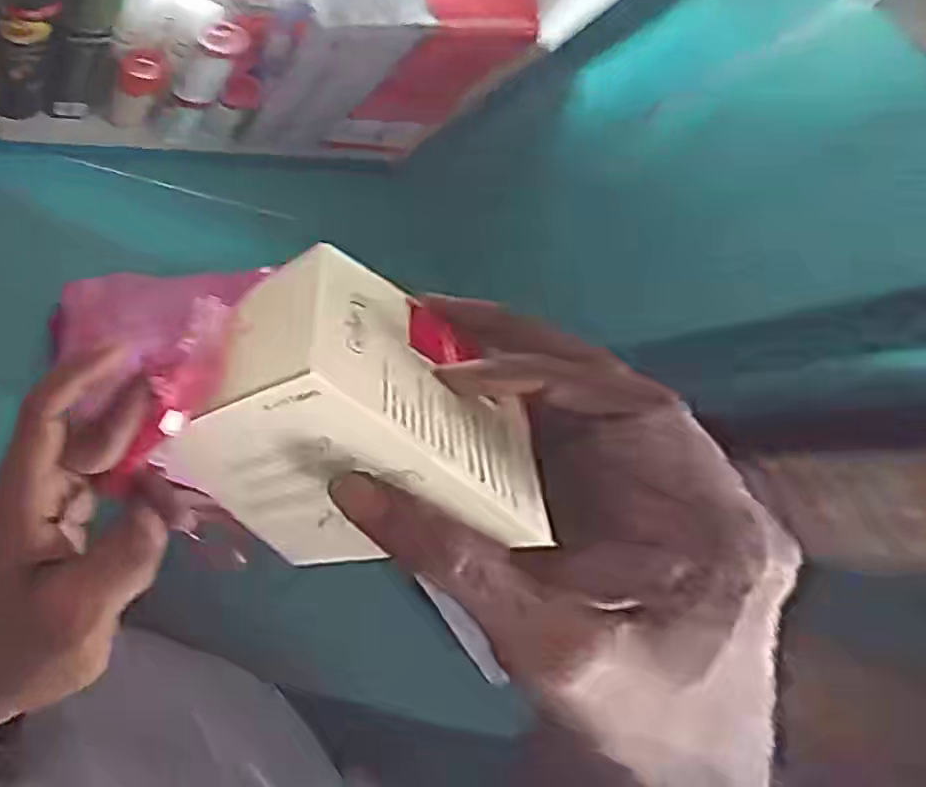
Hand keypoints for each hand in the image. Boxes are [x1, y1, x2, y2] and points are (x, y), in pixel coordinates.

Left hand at [0, 347, 172, 727]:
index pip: (46, 412)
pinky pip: (106, 483)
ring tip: (183, 438)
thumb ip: (121, 561)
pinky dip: (138, 482)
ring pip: (97, 452)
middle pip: (80, 425)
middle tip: (175, 385)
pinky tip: (171, 494)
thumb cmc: (20, 644)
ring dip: (137, 444)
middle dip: (124, 401)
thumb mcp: (74, 615)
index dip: (78, 375)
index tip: (123, 352)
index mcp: (24, 489)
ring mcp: (51, 497)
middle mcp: (36, 480)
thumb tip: (159, 509)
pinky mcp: (67, 516)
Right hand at [331, 297, 800, 785]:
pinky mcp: (591, 500)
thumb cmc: (630, 709)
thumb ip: (447, 558)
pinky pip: (538, 432)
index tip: (457, 374)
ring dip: (496, 361)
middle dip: (511, 342)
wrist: (661, 766)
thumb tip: (351, 484)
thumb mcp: (539, 638)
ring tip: (424, 337)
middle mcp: (676, 485)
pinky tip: (438, 394)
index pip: (635, 407)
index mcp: (706, 516)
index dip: (544, 373)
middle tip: (427, 314)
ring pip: (567, 400)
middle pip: (598, 385)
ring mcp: (634, 490)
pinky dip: (486, 403)